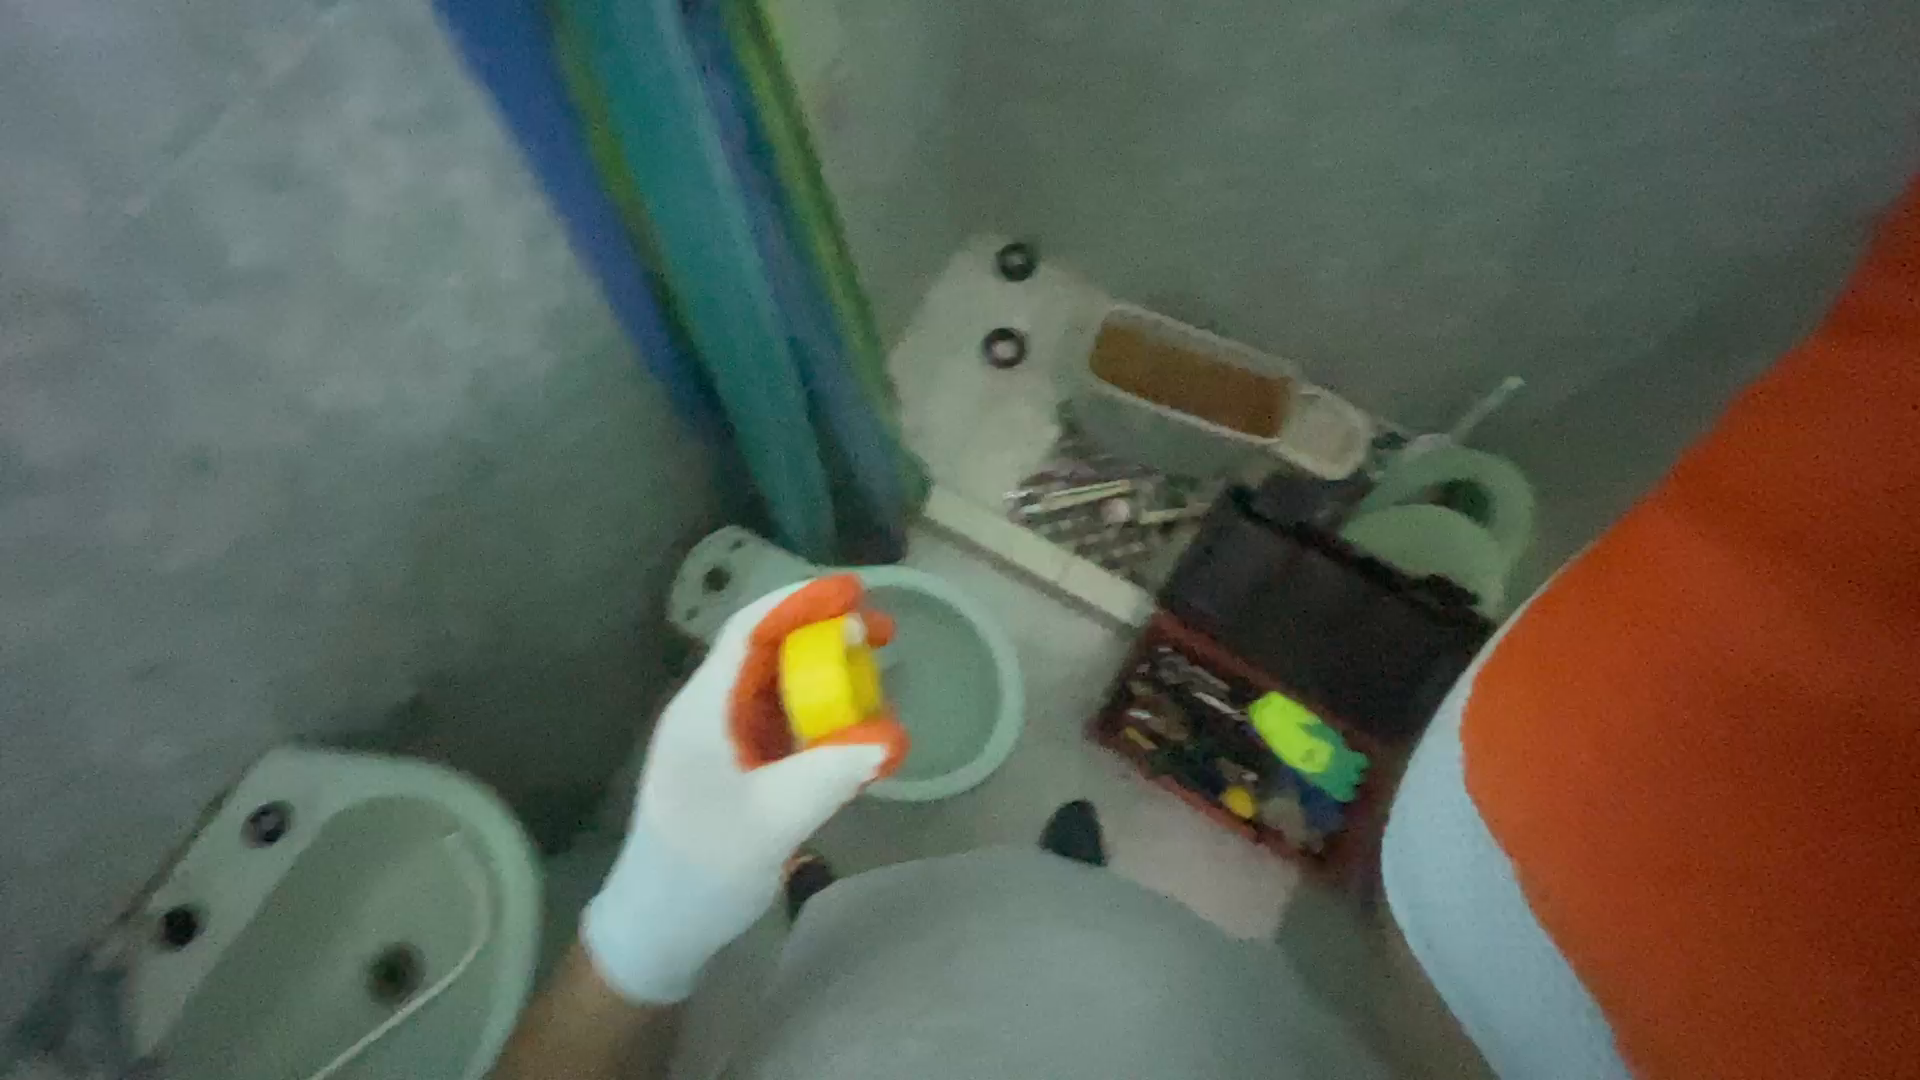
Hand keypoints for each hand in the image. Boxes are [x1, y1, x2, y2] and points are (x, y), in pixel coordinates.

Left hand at [581, 576, 908, 1003]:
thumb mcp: (769, 824)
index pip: (750, 631)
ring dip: (828, 673)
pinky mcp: (742, 763)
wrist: (658, 930)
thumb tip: (893, 737)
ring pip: (782, 684)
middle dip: (826, 633)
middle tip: (882, 633)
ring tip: (878, 673)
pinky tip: (855, 724)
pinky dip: (823, 713)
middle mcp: (713, 711)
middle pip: (771, 650)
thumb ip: (828, 775)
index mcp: (704, 710)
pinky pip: (787, 720)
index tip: (854, 590)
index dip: (800, 602)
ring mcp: (727, 737)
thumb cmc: (699, 872)